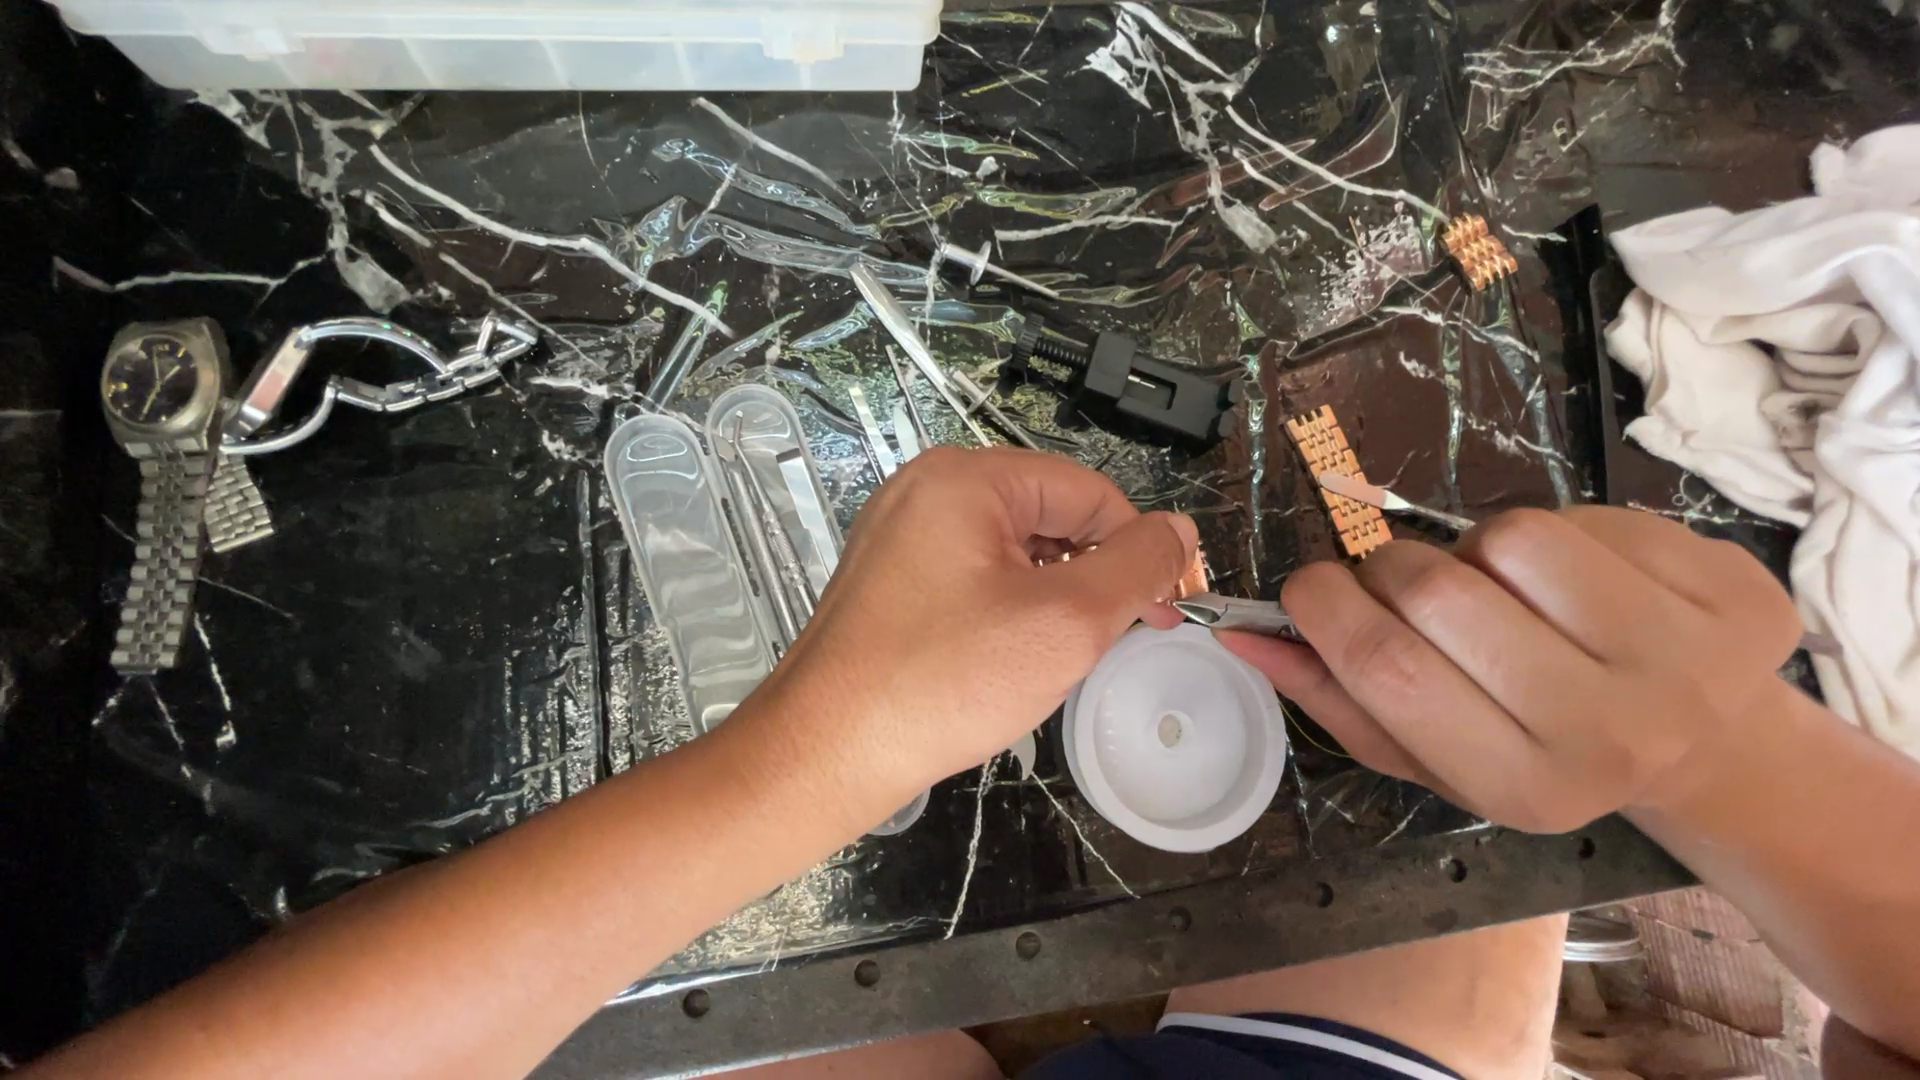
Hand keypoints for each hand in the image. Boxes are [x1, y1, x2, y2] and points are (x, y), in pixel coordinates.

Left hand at [736, 447, 1198, 830]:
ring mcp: (901, 530)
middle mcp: (927, 488)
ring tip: (1061, 650)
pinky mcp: (889, 573)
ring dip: (1053, 592)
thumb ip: (1136, 566)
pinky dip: (1009, 603)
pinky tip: (1013, 650)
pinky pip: (973, 570)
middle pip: (1048, 514)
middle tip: (1116, 636)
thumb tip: (1178, 531)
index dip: (1138, 546)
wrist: (825, 752)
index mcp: (966, 478)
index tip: (1167, 605)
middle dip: (1092, 573)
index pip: (1088, 491)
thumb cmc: (945, 682)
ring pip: (1012, 546)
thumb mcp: (1066, 621)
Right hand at [1220, 507, 1803, 831]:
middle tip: (1399, 589)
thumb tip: (1239, 632)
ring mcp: (1688, 660)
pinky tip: (1566, 580)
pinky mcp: (1734, 594)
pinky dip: (1544, 534)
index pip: (1385, 666)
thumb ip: (1330, 694)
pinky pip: (1584, 516)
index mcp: (1517, 782)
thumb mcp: (1420, 751)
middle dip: (1387, 571)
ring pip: (1507, 537)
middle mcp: (1608, 732)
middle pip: (1435, 592)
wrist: (1703, 752)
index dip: (1323, 607)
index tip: (1308, 588)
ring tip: (1493, 588)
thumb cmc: (1530, 754)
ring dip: (1470, 550)